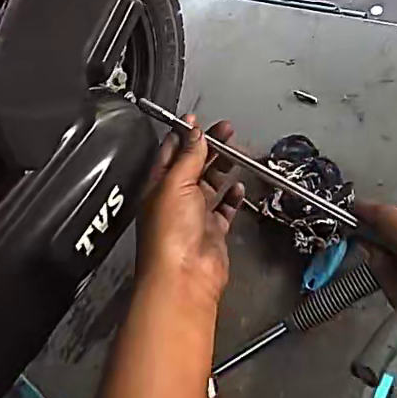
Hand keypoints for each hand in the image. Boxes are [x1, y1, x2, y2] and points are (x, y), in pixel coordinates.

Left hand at [136, 117, 244, 309]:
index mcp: (158, 185)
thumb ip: (189, 155)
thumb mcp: (176, 183)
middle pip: (194, 164)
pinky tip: (238, 187)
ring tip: (236, 152)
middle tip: (226, 131)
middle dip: (210, 145)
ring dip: (223, 167)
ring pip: (211, 183)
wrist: (184, 278)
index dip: (185, 133)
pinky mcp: (213, 232)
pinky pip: (225, 208)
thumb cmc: (169, 236)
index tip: (198, 119)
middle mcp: (175, 199)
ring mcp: (194, 216)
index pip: (171, 151)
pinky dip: (233, 197)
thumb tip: (194, 132)